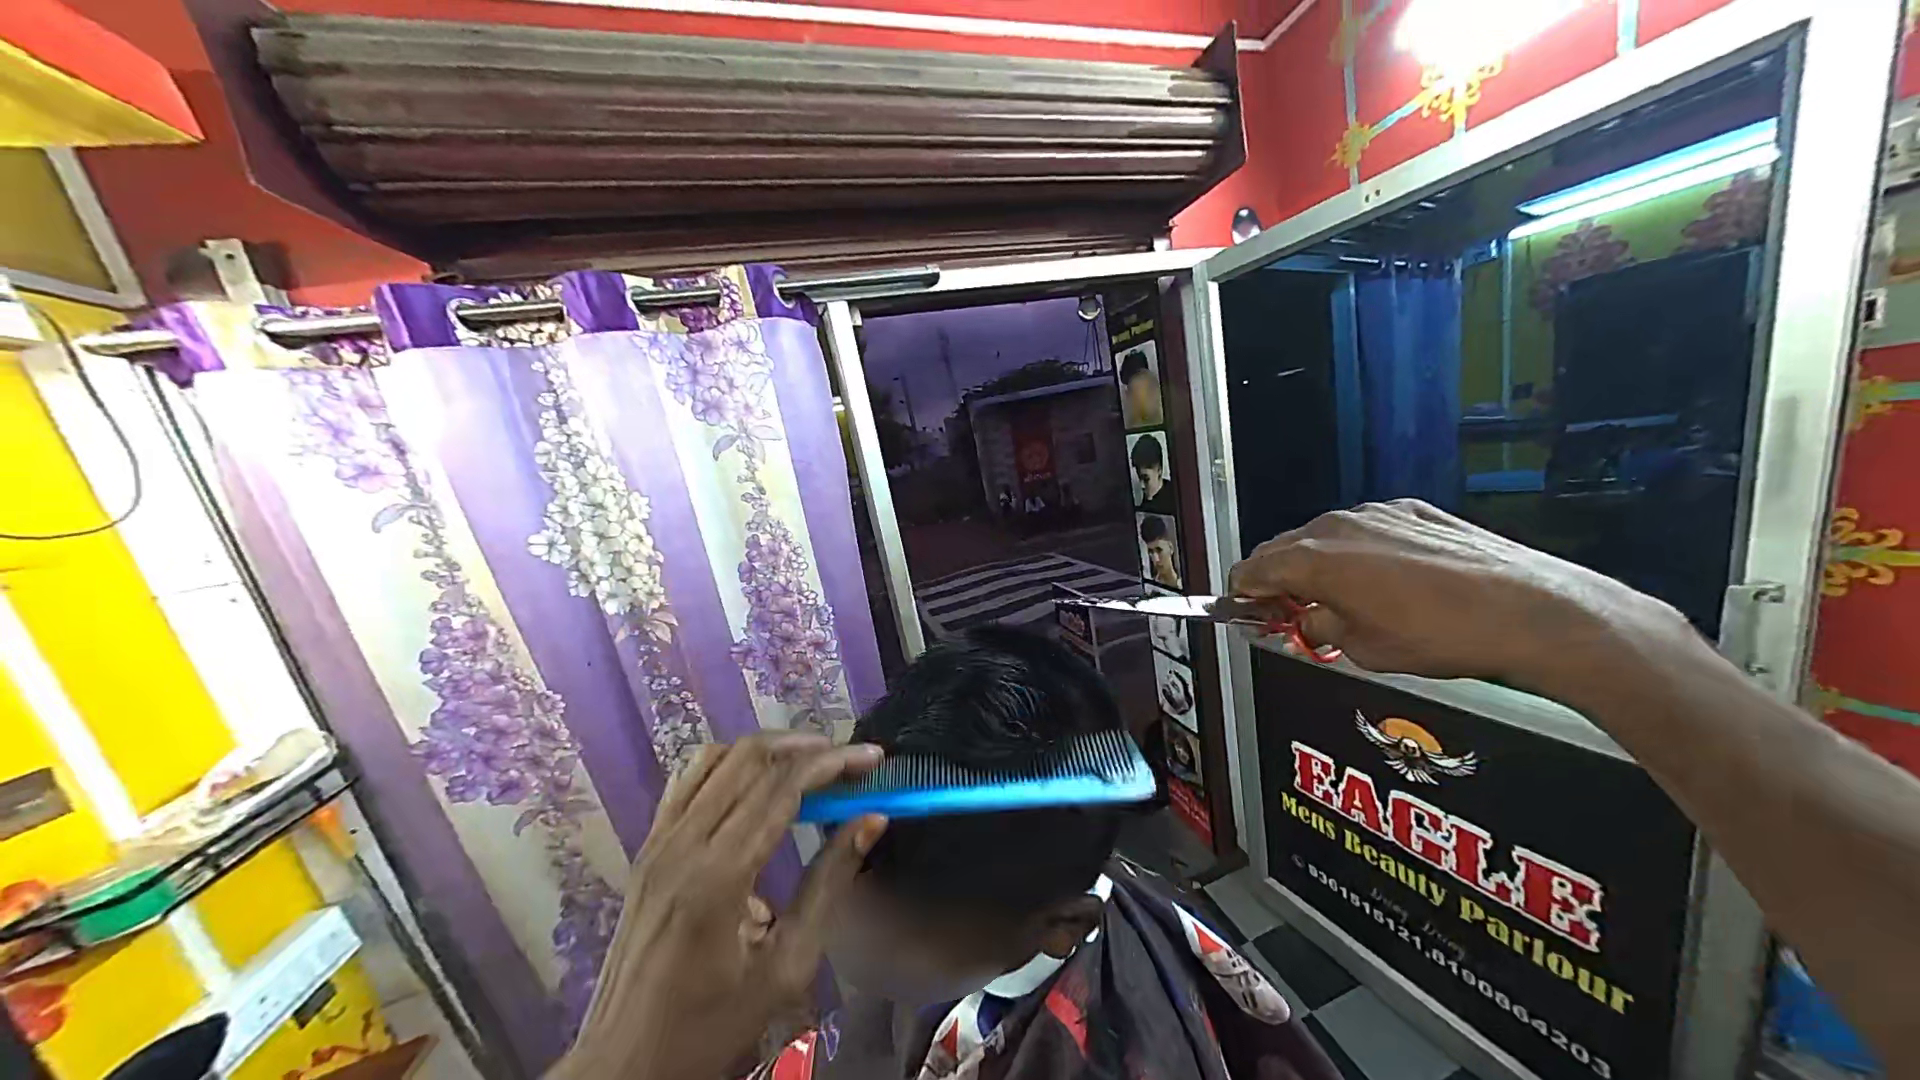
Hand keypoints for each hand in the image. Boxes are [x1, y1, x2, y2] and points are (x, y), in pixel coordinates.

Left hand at [553, 733, 886, 1079]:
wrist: (624, 1063)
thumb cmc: (712, 1025)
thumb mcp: (788, 964)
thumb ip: (830, 881)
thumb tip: (871, 820)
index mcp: (719, 876)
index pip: (783, 788)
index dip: (833, 763)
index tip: (871, 758)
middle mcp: (683, 844)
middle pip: (751, 760)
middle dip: (808, 749)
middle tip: (849, 760)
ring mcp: (658, 839)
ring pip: (718, 757)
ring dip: (770, 749)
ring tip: (811, 762)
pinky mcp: (647, 845)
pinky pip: (689, 778)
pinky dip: (731, 763)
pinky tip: (757, 779)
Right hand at [1226, 499, 1694, 695]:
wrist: (1534, 611)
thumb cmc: (1442, 636)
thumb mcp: (1362, 649)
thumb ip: (1318, 627)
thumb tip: (1309, 619)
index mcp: (1312, 559)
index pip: (1250, 570)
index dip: (1246, 596)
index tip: (1256, 614)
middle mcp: (1335, 525)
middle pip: (1281, 549)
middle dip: (1280, 580)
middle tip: (1298, 613)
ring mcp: (1375, 512)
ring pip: (1322, 536)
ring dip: (1319, 564)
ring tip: (1350, 599)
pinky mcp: (1411, 509)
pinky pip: (1364, 528)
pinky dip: (1359, 551)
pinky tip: (1391, 580)